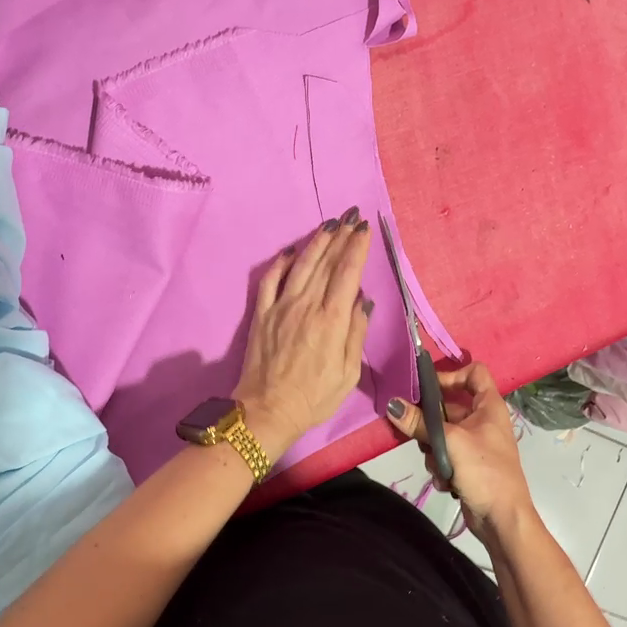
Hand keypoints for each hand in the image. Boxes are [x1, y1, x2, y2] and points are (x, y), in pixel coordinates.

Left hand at [233, 207, 373, 458]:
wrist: (266, 411)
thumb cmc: (314, 397)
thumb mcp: (348, 373)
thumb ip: (356, 333)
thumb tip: (363, 300)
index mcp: (332, 320)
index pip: (347, 273)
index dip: (357, 248)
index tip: (364, 229)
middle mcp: (307, 305)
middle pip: (326, 262)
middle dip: (341, 237)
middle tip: (351, 216)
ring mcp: (281, 306)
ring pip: (301, 264)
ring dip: (316, 242)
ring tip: (329, 224)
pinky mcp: (262, 313)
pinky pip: (270, 280)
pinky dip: (281, 262)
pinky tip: (291, 250)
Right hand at [385, 361, 534, 534]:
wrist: (503, 520)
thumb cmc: (485, 471)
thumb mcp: (450, 443)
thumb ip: (420, 423)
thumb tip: (392, 404)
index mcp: (489, 406)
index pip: (474, 372)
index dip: (452, 375)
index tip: (428, 389)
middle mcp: (483, 420)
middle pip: (449, 406)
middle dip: (431, 423)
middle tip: (415, 432)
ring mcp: (475, 444)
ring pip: (442, 434)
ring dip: (434, 450)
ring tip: (438, 464)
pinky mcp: (468, 465)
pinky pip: (445, 455)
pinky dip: (441, 466)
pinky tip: (445, 481)